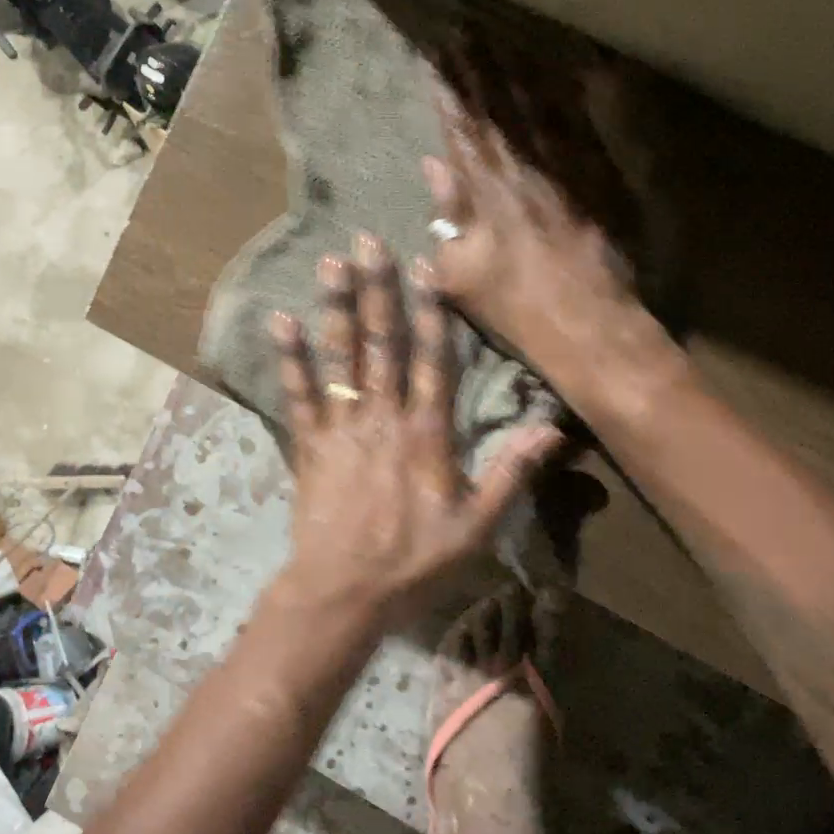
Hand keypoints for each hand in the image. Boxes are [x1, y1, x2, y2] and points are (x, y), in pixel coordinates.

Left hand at [270, 233, 562, 616]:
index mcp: (426, 433)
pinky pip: (299, 393)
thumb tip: (552, 430)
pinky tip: (282, 320)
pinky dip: (291, 358)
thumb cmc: (414, 561)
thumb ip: (510, 473)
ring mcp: (342, 427)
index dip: (431, 312)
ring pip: (340, 358)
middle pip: (381, 344)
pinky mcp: (309, 444)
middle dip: (377, 290)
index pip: (433, 360)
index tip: (426, 267)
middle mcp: (383, 417)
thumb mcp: (477, 526)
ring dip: (335, 308)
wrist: (344, 592)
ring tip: (331, 263)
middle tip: (369, 241)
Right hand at [422, 55, 655, 391]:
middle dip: (480, 69)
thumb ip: (447, 217)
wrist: (586, 325)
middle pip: (499, 110)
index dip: (449, 91)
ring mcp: (565, 172)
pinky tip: (569, 71)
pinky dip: (573, 97)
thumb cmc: (515, 309)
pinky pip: (583, 127)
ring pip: (540, 109)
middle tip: (467, 31)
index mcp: (485, 195)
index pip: (462, 130)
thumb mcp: (459, 275)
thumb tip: (433, 166)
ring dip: (520, 72)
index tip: (438, 56)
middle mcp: (524, 171)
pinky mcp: (600, 180)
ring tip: (506, 39)